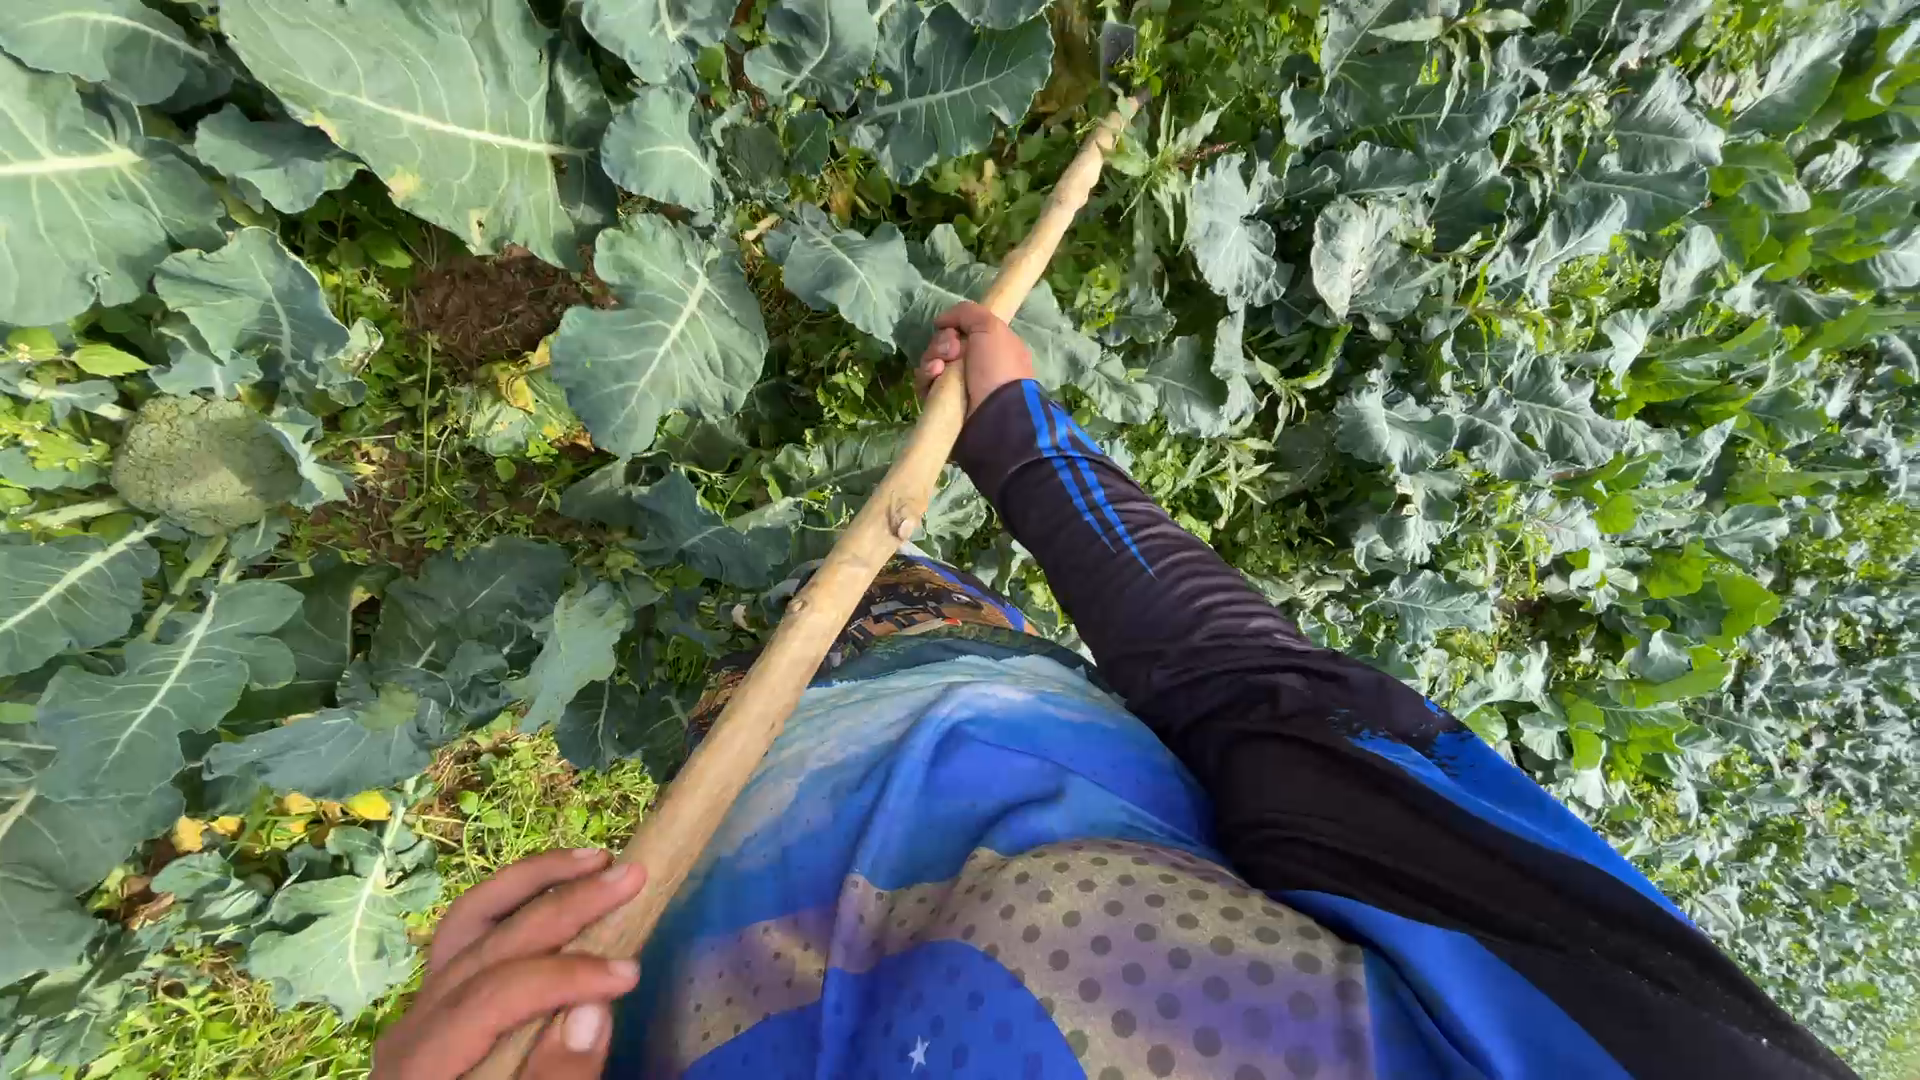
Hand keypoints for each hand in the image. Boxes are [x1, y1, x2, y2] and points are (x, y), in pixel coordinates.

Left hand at [371, 848, 647, 1079]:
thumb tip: (594, 1011)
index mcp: (421, 1066)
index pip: (493, 998)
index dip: (564, 976)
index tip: (631, 973)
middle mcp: (416, 1023)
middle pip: (490, 946)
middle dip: (567, 905)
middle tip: (632, 877)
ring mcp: (428, 1000)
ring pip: (476, 917)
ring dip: (540, 879)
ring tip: (599, 858)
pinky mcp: (449, 989)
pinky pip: (479, 923)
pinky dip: (524, 890)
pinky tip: (566, 874)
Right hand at [914, 301, 1035, 415]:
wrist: (996, 414)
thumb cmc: (998, 368)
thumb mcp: (991, 327)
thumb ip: (967, 313)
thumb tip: (940, 321)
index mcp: (990, 348)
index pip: (961, 331)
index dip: (953, 329)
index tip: (955, 333)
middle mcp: (974, 367)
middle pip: (943, 346)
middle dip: (941, 345)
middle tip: (951, 353)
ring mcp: (958, 386)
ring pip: (932, 363)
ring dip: (931, 360)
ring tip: (940, 369)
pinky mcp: (944, 404)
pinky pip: (926, 384)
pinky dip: (927, 378)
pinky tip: (935, 378)